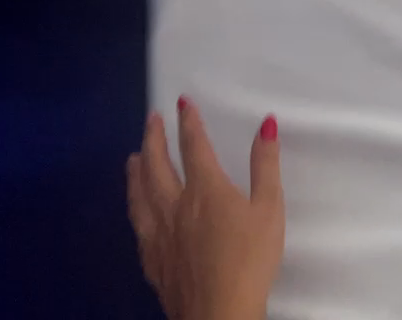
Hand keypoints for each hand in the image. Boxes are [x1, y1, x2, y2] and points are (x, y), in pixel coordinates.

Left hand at [127, 97, 285, 319]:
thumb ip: (265, 164)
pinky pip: (138, 225)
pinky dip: (135, 207)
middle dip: (154, 140)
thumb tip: (266, 123)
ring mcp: (159, 236)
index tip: (182, 102)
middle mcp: (176, 207)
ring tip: (132, 157)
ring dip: (136, 172)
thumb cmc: (251, 258)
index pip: (194, 147)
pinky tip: (137, 208)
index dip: (188, 122)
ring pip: (140, 196)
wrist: (219, 314)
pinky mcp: (152, 260)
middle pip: (158, 168)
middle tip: (151, 120)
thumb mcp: (269, 207)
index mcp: (206, 190)